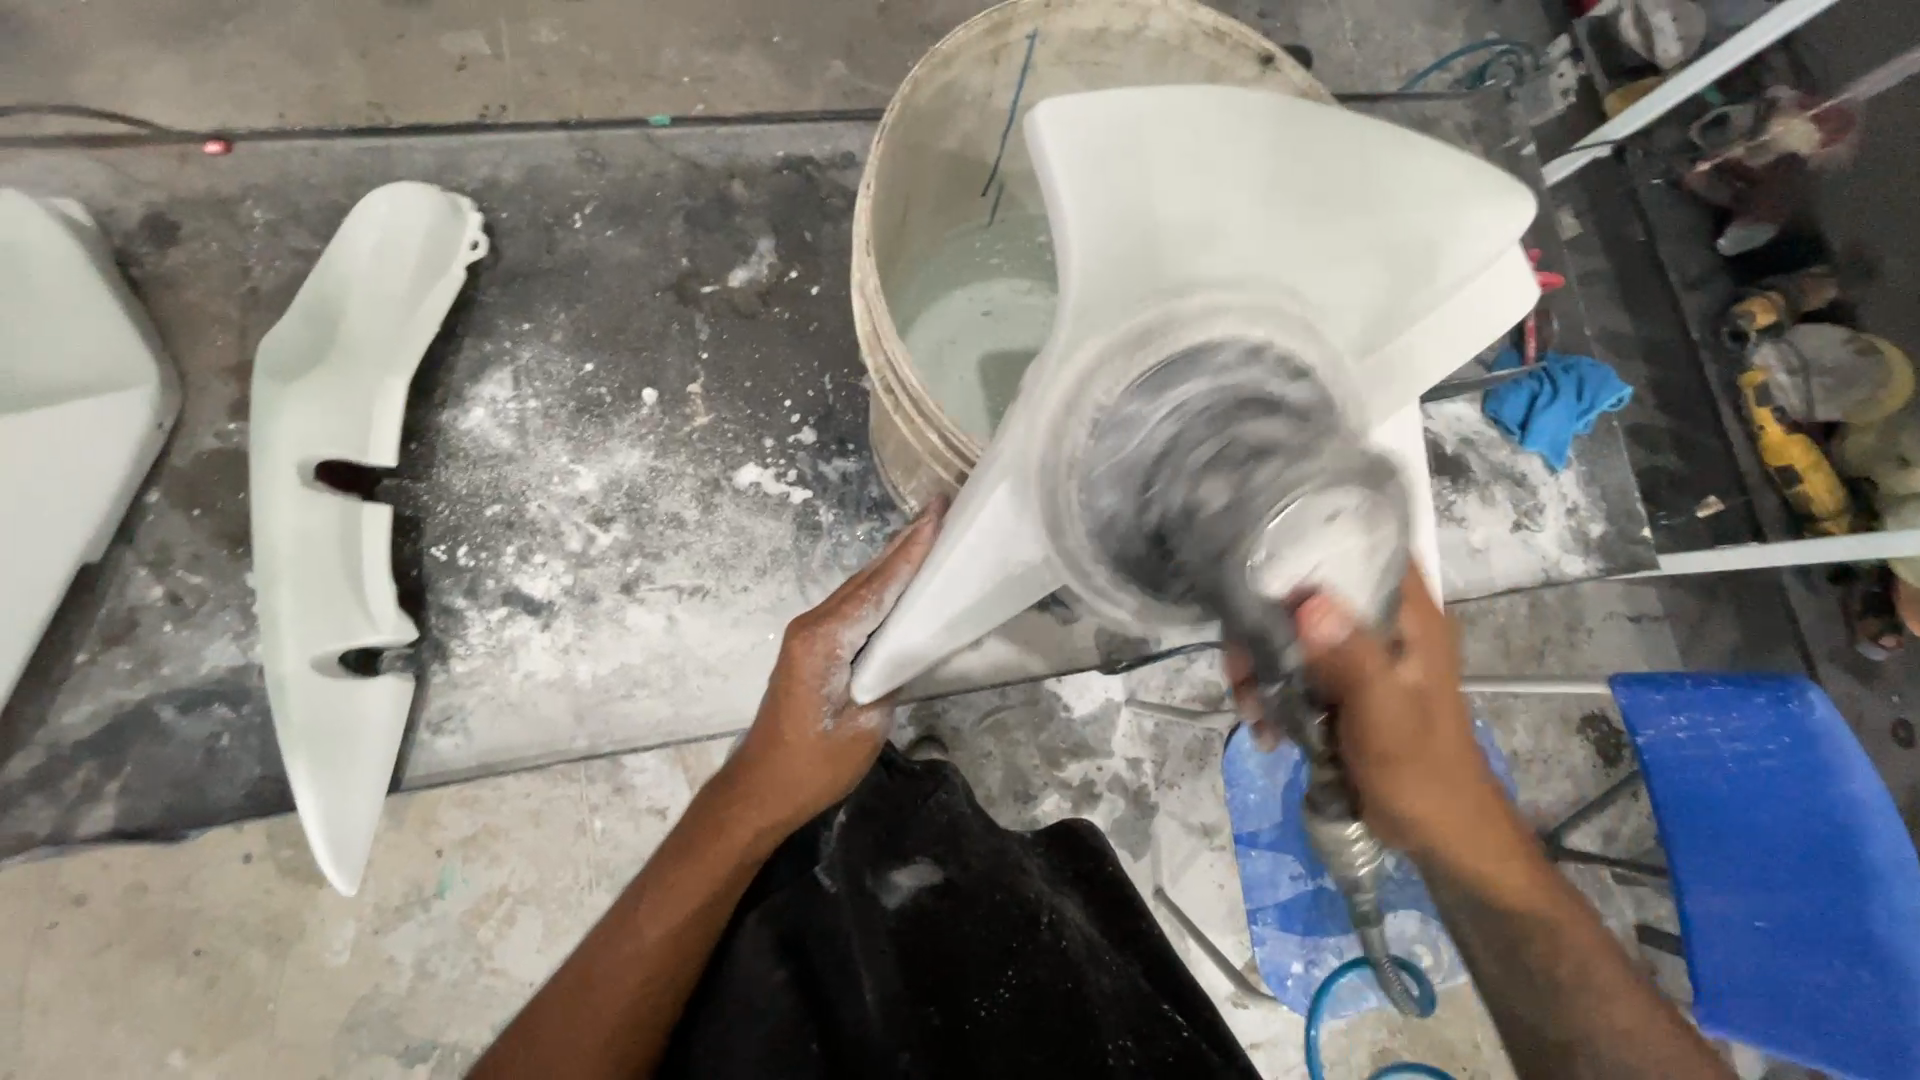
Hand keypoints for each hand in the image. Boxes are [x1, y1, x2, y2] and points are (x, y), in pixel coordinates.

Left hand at [722, 499, 946, 831]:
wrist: (762, 788)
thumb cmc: (814, 766)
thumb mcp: (867, 726)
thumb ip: (889, 676)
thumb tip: (908, 647)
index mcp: (825, 641)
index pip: (878, 588)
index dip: (911, 553)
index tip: (936, 516)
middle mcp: (813, 625)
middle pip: (866, 577)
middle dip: (903, 543)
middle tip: (937, 507)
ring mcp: (809, 633)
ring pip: (858, 586)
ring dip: (891, 559)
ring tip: (925, 530)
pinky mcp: (812, 646)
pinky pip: (851, 605)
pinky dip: (879, 585)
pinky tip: (897, 576)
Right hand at [1227, 563, 1507, 855]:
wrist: (1438, 836)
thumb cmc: (1423, 774)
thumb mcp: (1387, 717)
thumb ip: (1353, 660)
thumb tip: (1308, 604)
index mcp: (1410, 617)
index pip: (1365, 547)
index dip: (1315, 538)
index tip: (1261, 556)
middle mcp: (1382, 624)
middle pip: (1310, 593)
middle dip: (1265, 624)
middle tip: (1239, 663)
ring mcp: (1357, 655)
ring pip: (1291, 633)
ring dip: (1260, 666)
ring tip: (1251, 708)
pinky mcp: (1339, 685)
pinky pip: (1291, 669)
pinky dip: (1270, 692)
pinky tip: (1264, 727)